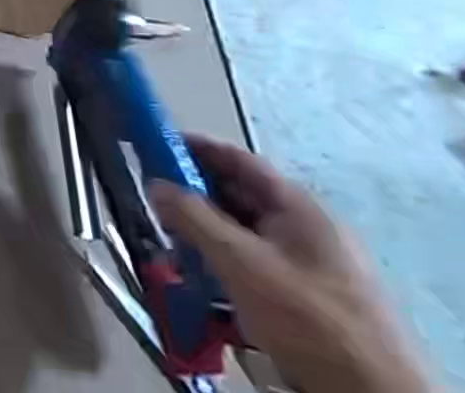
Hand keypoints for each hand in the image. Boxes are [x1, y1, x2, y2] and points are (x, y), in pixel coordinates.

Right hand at [149, 137, 435, 392]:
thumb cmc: (309, 318)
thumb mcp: (242, 263)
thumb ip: (194, 219)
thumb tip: (156, 184)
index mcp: (297, 205)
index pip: (236, 158)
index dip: (194, 148)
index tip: (154, 147)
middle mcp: (305, 227)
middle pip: (238, 199)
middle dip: (194, 202)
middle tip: (156, 209)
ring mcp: (310, 266)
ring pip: (244, 239)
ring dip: (207, 244)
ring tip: (176, 258)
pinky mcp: (310, 302)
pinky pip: (256, 272)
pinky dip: (227, 275)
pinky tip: (208, 298)